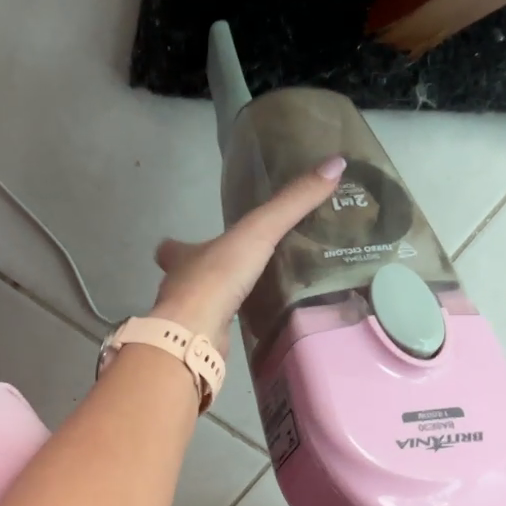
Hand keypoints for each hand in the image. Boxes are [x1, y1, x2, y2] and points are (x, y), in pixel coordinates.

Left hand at [148, 155, 346, 356]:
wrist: (195, 334)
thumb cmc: (217, 277)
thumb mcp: (259, 231)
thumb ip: (292, 203)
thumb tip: (335, 163)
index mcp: (182, 258)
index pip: (171, 248)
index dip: (174, 245)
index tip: (177, 243)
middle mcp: (177, 287)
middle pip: (183, 278)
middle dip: (200, 274)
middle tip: (226, 270)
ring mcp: (186, 318)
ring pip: (198, 306)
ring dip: (216, 301)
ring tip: (243, 294)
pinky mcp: (197, 342)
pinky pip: (213, 329)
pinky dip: (226, 326)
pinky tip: (245, 324)